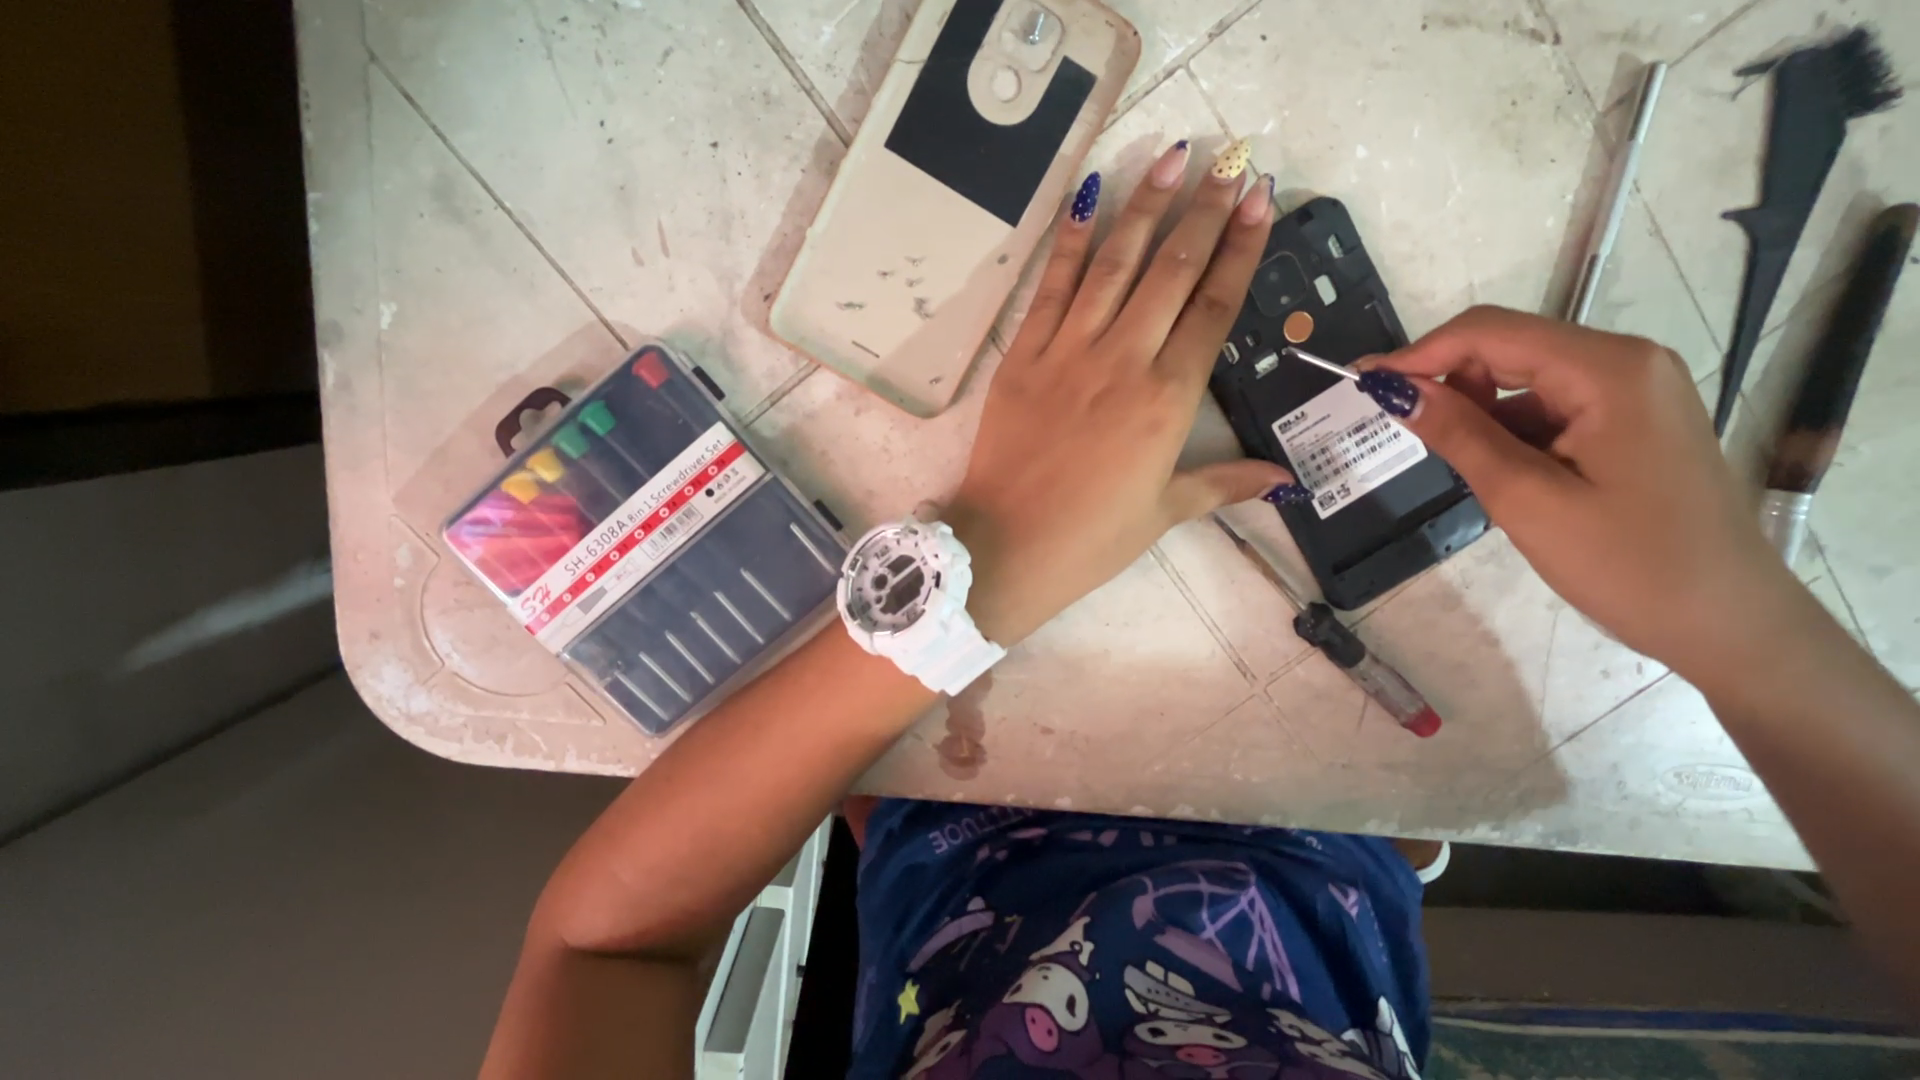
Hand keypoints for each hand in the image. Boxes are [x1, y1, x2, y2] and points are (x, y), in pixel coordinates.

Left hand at [950, 144, 1291, 644]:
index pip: (1215, 308)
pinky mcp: (1024, 354)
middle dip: (1205, 211)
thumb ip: (1224, 483)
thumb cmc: (1091, 537)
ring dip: (1146, 207)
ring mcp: (1069, 351)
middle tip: (1230, 159)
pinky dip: (1071, 240)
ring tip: (1172, 156)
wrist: (1006, 545)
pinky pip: (1052, 286)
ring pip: (1115, 265)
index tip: (1259, 200)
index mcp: (1169, 400)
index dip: (1241, 250)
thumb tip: (1284, 479)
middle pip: (1173, 271)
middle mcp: (1124, 360)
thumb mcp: (1164, 512)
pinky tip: (1088, 196)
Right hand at [1370, 306, 1803, 684]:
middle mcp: (1625, 363)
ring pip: (1525, 377)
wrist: (1727, 621)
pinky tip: (1490, 466)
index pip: (1491, 333)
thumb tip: (1393, 390)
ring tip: (1443, 456)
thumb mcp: (1526, 499)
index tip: (1361, 381)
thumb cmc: (1628, 563)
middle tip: (1391, 422)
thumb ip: (1458, 435)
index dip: (1418, 353)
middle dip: (1445, 378)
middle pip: (1509, 346)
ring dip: (1475, 407)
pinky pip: (1549, 406)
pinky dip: (1506, 428)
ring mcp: (1633, 392)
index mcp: (1608, 370)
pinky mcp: (1630, 421)